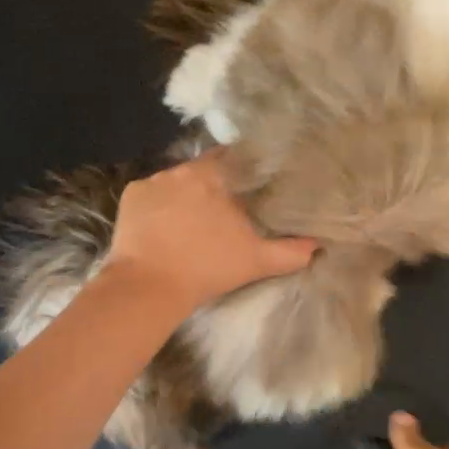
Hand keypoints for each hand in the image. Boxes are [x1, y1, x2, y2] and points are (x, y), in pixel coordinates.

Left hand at [104, 150, 318, 312]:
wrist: (150, 287)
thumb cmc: (207, 268)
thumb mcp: (256, 261)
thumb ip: (291, 251)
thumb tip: (318, 245)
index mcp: (215, 175)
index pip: (235, 161)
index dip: (244, 173)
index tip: (250, 188)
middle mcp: (182, 168)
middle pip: (204, 171)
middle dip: (213, 186)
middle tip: (222, 210)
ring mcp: (152, 181)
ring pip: (176, 182)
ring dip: (184, 196)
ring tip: (190, 221)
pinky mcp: (130, 196)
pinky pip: (150, 195)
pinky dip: (158, 207)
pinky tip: (163, 227)